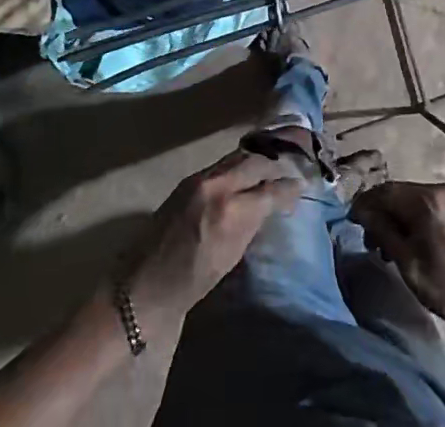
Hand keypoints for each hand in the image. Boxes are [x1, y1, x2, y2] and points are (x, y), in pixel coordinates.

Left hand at [125, 149, 302, 334]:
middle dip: (276, 167)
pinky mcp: (187, 180)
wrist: (143, 286)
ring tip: (270, 171)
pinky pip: (221, 165)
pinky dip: (238, 167)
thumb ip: (254, 221)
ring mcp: (199, 179)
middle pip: (256, 162)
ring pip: (238, 158)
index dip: (289, 187)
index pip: (271, 189)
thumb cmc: (192, 281)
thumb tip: (272, 202)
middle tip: (289, 173)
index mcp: (231, 211)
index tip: (301, 187)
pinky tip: (244, 176)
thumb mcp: (233, 253)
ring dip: (257, 162)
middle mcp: (216, 186)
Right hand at [351, 181, 444, 339]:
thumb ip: (383, 232)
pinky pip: (424, 204)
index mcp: (428, 200)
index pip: (385, 191)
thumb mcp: (408, 264)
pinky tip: (406, 242)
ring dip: (393, 217)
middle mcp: (440, 189)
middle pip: (397, 192)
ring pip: (409, 198)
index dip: (364, 205)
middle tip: (368, 242)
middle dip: (379, 213)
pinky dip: (410, 218)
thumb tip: (362, 212)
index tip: (350, 223)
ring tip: (386, 248)